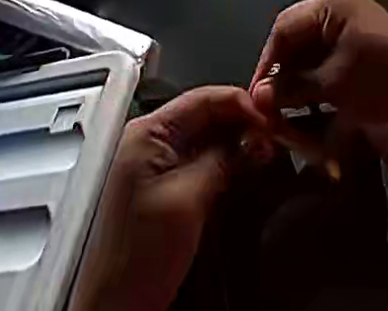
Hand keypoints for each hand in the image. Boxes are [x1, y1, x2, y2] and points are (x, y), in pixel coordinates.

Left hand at [70, 87, 271, 310]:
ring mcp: (154, 162)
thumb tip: (255, 137)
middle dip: (241, 121)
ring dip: (236, 139)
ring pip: (206, 134)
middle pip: (206, 113)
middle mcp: (148, 140)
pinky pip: (200, 155)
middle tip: (273, 134)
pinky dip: (225, 157)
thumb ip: (224, 159)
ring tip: (264, 150)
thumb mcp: (189, 200)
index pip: (203, 98)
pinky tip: (245, 165)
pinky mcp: (163, 182)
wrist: (115, 309)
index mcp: (146, 134)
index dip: (241, 102)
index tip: (270, 116)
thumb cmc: (138, 258)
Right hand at [250, 0, 387, 125]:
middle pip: (295, 38)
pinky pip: (325, 57)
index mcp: (331, 6)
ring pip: (308, 50)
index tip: (256, 98)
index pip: (284, 28)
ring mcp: (348, 25)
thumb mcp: (333, 85)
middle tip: (269, 107)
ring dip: (297, 79)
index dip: (267, 63)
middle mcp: (337, 8)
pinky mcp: (357, 44)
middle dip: (281, 72)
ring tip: (285, 110)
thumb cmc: (384, 80)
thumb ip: (292, 87)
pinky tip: (307, 104)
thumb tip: (258, 97)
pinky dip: (315, 79)